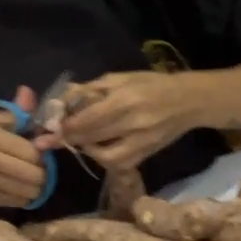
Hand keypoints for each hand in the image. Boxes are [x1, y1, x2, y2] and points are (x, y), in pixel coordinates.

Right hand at [0, 85, 44, 207]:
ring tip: (23, 181)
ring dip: (34, 188)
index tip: (35, 155)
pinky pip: (19, 202)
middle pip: (36, 174)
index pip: (33, 151)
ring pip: (31, 191)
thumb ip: (11, 113)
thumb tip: (29, 92)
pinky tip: (10, 189)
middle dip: (41, 174)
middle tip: (32, 171)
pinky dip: (21, 197)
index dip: (40, 155)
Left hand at [53, 70, 204, 171]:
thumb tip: (63, 103)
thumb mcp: (119, 78)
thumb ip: (91, 90)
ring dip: (92, 153)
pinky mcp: (150, 152)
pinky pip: (124, 163)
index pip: (88, 119)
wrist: (189, 102)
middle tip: (58, 138)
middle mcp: (134, 124)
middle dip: (73, 140)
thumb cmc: (152, 84)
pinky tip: (104, 149)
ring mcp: (144, 141)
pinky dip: (109, 159)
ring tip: (86, 143)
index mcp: (124, 101)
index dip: (67, 126)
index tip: (51, 129)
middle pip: (95, 139)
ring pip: (110, 158)